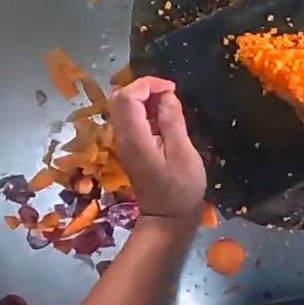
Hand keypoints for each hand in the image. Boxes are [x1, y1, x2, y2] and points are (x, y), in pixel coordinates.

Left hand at [110, 77, 207, 223]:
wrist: (167, 220)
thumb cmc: (181, 190)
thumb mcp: (184, 154)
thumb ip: (173, 122)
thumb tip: (167, 97)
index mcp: (135, 137)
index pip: (127, 97)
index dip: (147, 85)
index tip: (172, 89)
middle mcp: (123, 137)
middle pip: (120, 99)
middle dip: (143, 88)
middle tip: (170, 94)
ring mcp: (124, 144)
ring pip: (123, 108)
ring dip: (144, 99)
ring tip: (170, 104)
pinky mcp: (130, 149)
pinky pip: (130, 120)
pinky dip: (144, 111)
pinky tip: (164, 118)